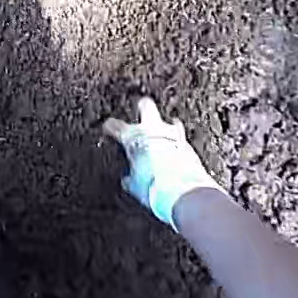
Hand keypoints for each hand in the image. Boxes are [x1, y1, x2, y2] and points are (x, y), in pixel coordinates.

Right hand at [101, 95, 223, 228]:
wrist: (184, 192)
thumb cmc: (155, 187)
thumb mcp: (135, 185)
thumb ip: (130, 177)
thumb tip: (128, 179)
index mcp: (132, 137)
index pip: (115, 125)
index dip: (110, 126)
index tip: (109, 128)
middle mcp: (152, 130)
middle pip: (146, 105)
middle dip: (142, 107)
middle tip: (140, 113)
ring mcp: (172, 134)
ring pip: (168, 120)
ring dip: (166, 128)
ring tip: (163, 137)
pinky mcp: (188, 144)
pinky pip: (181, 138)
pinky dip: (178, 144)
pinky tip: (176, 153)